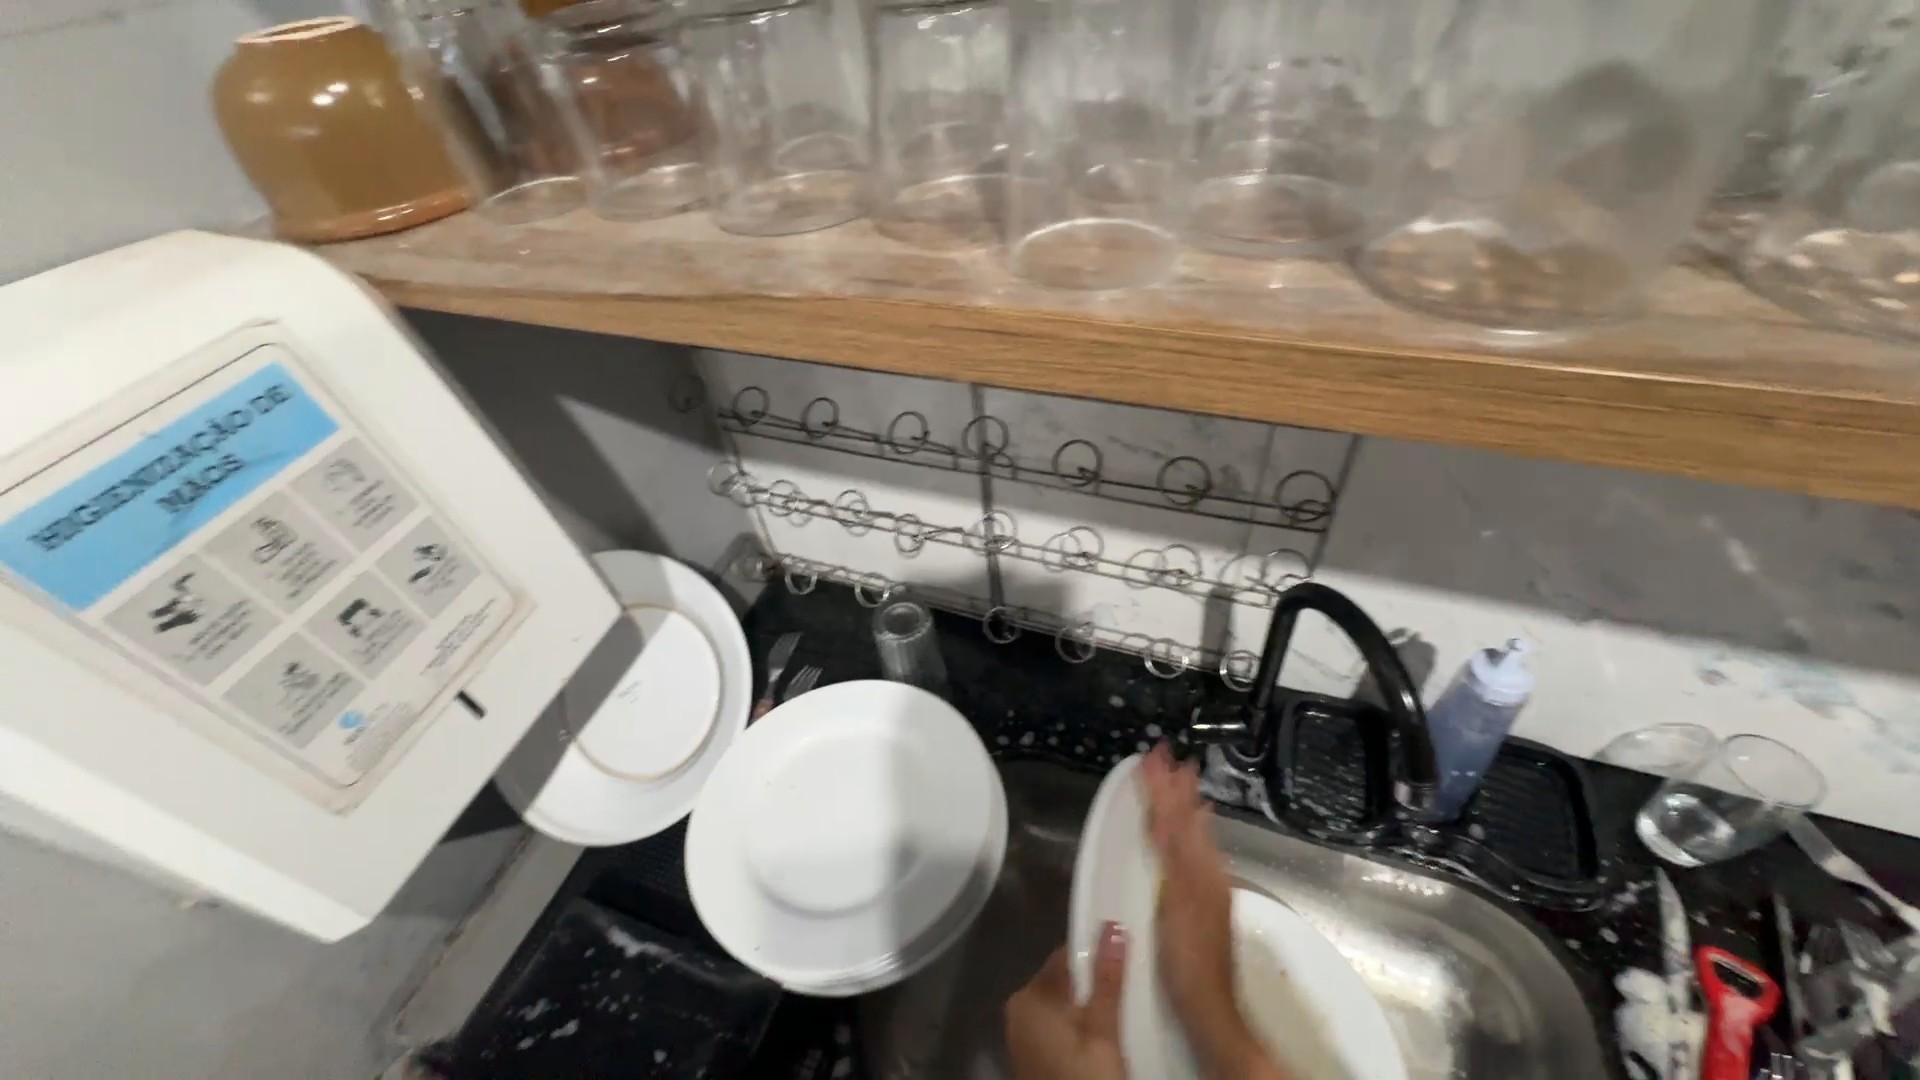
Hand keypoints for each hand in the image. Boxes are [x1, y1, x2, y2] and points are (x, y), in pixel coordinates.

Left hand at [1005, 922, 1128, 1079]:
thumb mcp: (1103, 1034)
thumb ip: (1108, 980)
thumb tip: (1114, 926)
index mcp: (1029, 996)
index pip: (1068, 955)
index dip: (1099, 954)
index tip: (1130, 956)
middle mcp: (1019, 1008)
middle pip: (1067, 980)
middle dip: (1097, 983)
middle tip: (1133, 987)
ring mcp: (1023, 1035)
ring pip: (1065, 1005)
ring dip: (1092, 1007)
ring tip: (1125, 1009)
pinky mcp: (1032, 1057)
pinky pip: (1059, 1027)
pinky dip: (1081, 1028)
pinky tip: (1106, 1038)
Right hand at [1141, 744, 1284, 1079]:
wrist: (1211, 1006)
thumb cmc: (1187, 960)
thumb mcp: (1176, 906)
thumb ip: (1175, 859)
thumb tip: (1170, 815)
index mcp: (1199, 869)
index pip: (1176, 816)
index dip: (1162, 786)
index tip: (1152, 756)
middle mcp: (1208, 870)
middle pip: (1188, 819)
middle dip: (1176, 787)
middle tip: (1169, 756)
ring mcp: (1209, 884)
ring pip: (1194, 832)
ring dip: (1183, 802)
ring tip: (1182, 778)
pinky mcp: (1204, 899)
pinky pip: (1196, 848)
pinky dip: (1189, 828)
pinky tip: (1193, 827)